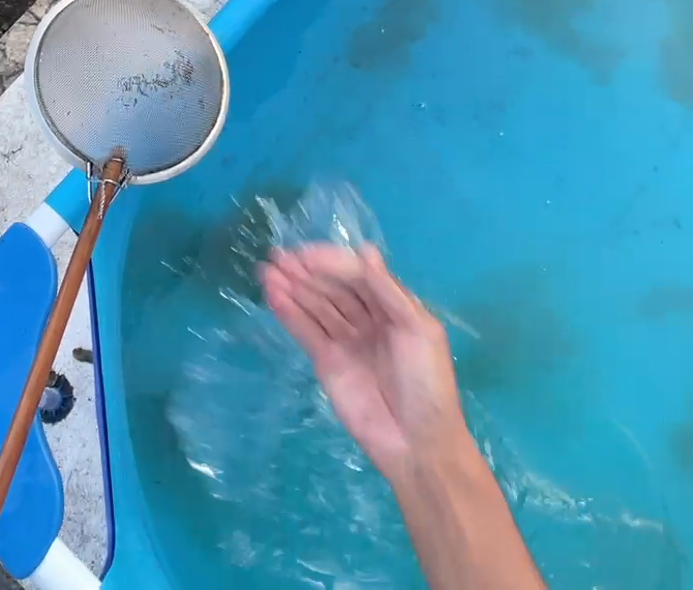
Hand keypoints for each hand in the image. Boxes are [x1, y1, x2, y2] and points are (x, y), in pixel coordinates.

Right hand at [259, 244, 466, 482]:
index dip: (331, 262)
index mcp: (392, 306)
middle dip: (305, 271)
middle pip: (331, 287)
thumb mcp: (418, 329)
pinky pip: (305, 331)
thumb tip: (366, 250)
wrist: (417, 443)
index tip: (304, 255)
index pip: (356, 275)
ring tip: (265, 271)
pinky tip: (272, 295)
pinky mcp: (326, 361)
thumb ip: (388, 291)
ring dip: (291, 287)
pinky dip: (288, 313)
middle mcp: (366, 318)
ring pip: (314, 306)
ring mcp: (344, 340)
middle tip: (276, 255)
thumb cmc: (426, 383)